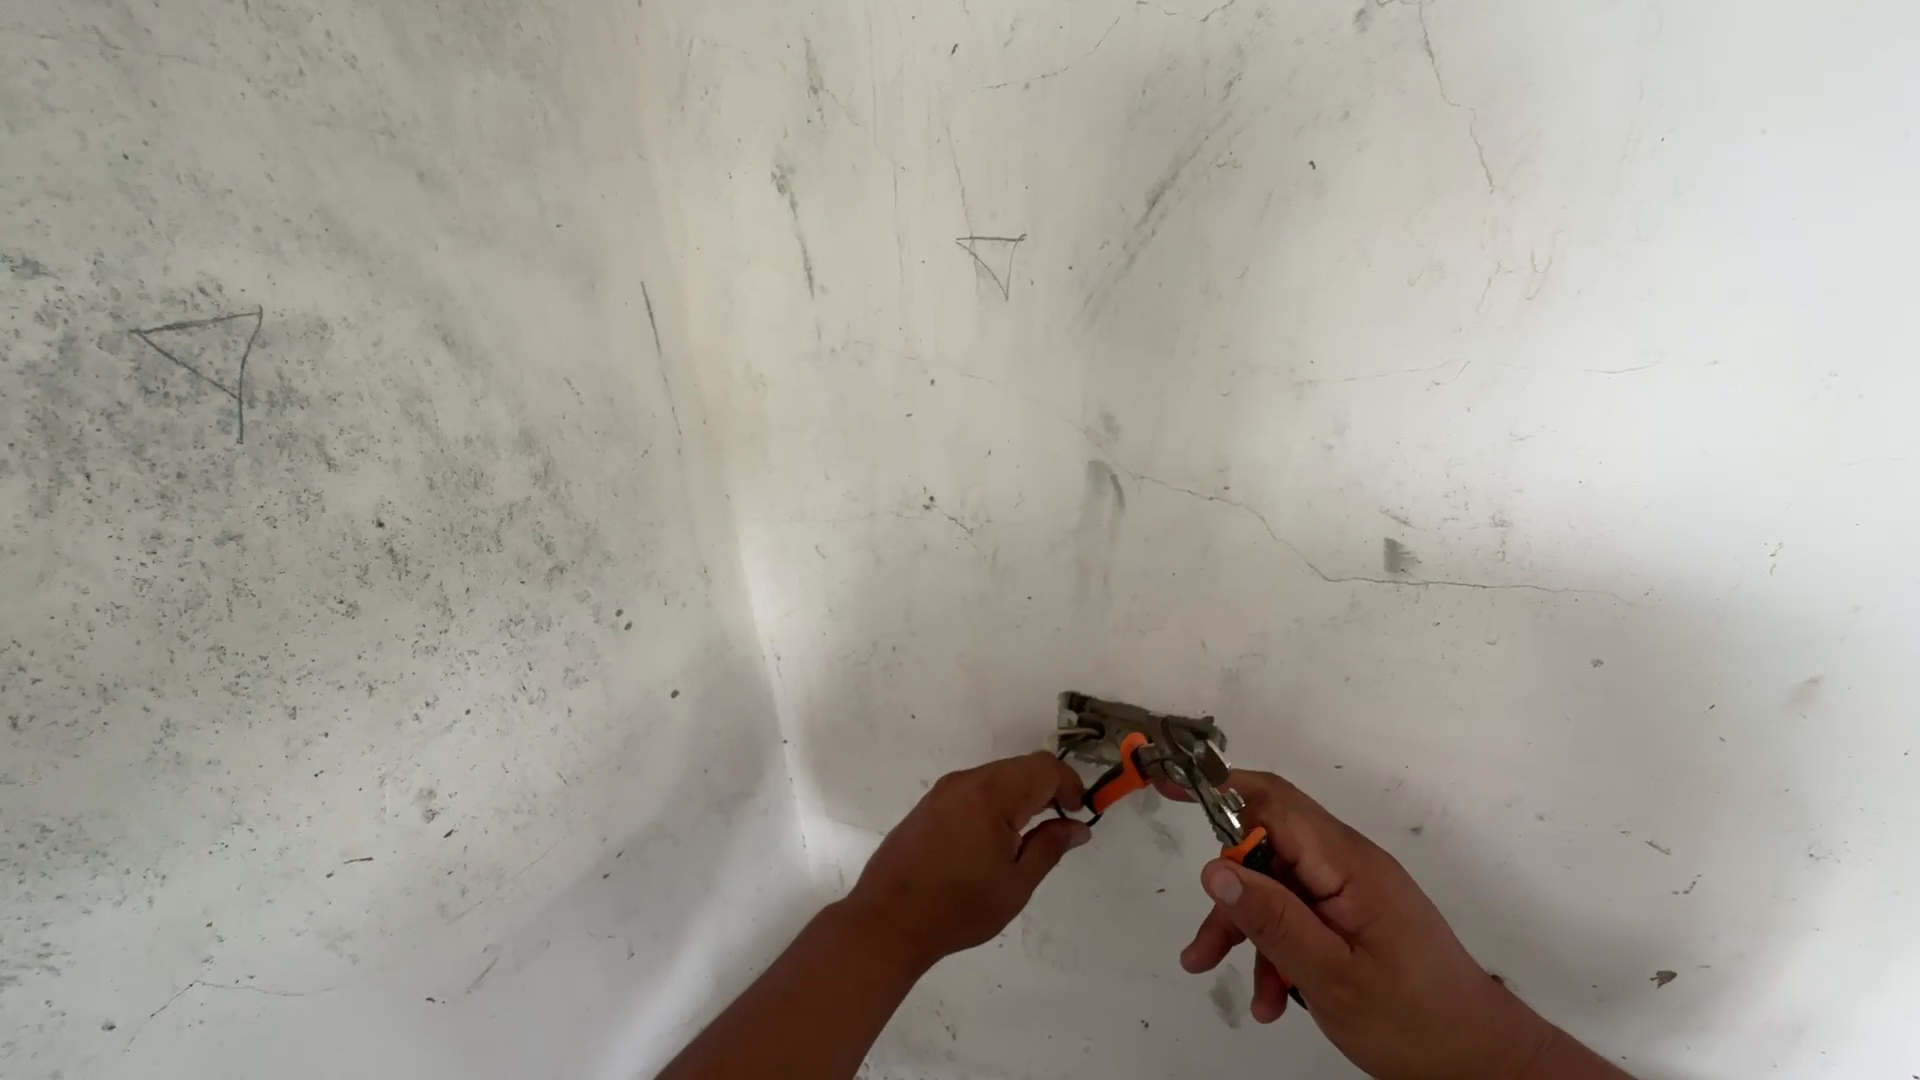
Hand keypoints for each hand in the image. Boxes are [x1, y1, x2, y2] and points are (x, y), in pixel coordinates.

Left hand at [842, 752, 1090, 970]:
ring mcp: (943, 791)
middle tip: (1061, 823)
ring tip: (1029, 834)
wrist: (888, 920)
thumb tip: (1077, 827)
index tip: (1079, 813)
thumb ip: (1049, 847)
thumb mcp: (1016, 884)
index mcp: (992, 794)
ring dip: (1021, 793)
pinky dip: (995, 800)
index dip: (1069, 784)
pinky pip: (973, 788)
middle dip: (1047, 787)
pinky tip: (994, 836)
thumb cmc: (959, 907)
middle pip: (1020, 767)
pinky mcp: (928, 804)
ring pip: (996, 775)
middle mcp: (966, 781)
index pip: (1043, 768)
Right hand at [1176, 769, 1579, 1079]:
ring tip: (1217, 973)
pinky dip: (1273, 946)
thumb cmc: (1413, 1021)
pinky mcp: (1350, 916)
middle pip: (1266, 843)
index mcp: (1346, 864)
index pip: (1273, 803)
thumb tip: (1213, 868)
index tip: (1173, 787)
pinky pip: (1296, 913)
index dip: (1220, 788)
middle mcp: (1346, 864)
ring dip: (1244, 926)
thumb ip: (1270, 919)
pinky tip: (1268, 997)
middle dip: (1227, 882)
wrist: (1484, 1066)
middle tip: (1202, 930)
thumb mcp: (1330, 977)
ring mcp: (1349, 890)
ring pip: (1274, 884)